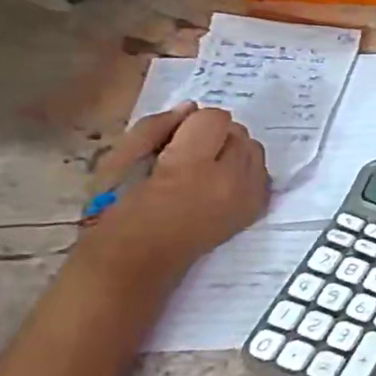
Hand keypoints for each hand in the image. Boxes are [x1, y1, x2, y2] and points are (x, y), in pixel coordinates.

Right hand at [78, 104, 269, 281]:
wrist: (133, 267)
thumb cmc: (115, 216)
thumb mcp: (117, 166)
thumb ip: (154, 129)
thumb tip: (190, 108)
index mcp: (192, 169)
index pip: (214, 118)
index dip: (190, 124)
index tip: (171, 141)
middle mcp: (232, 181)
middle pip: (237, 131)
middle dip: (211, 136)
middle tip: (182, 156)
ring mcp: (250, 195)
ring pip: (252, 148)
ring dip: (229, 151)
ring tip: (199, 171)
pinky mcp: (258, 207)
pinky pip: (260, 170)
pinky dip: (242, 169)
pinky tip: (216, 184)